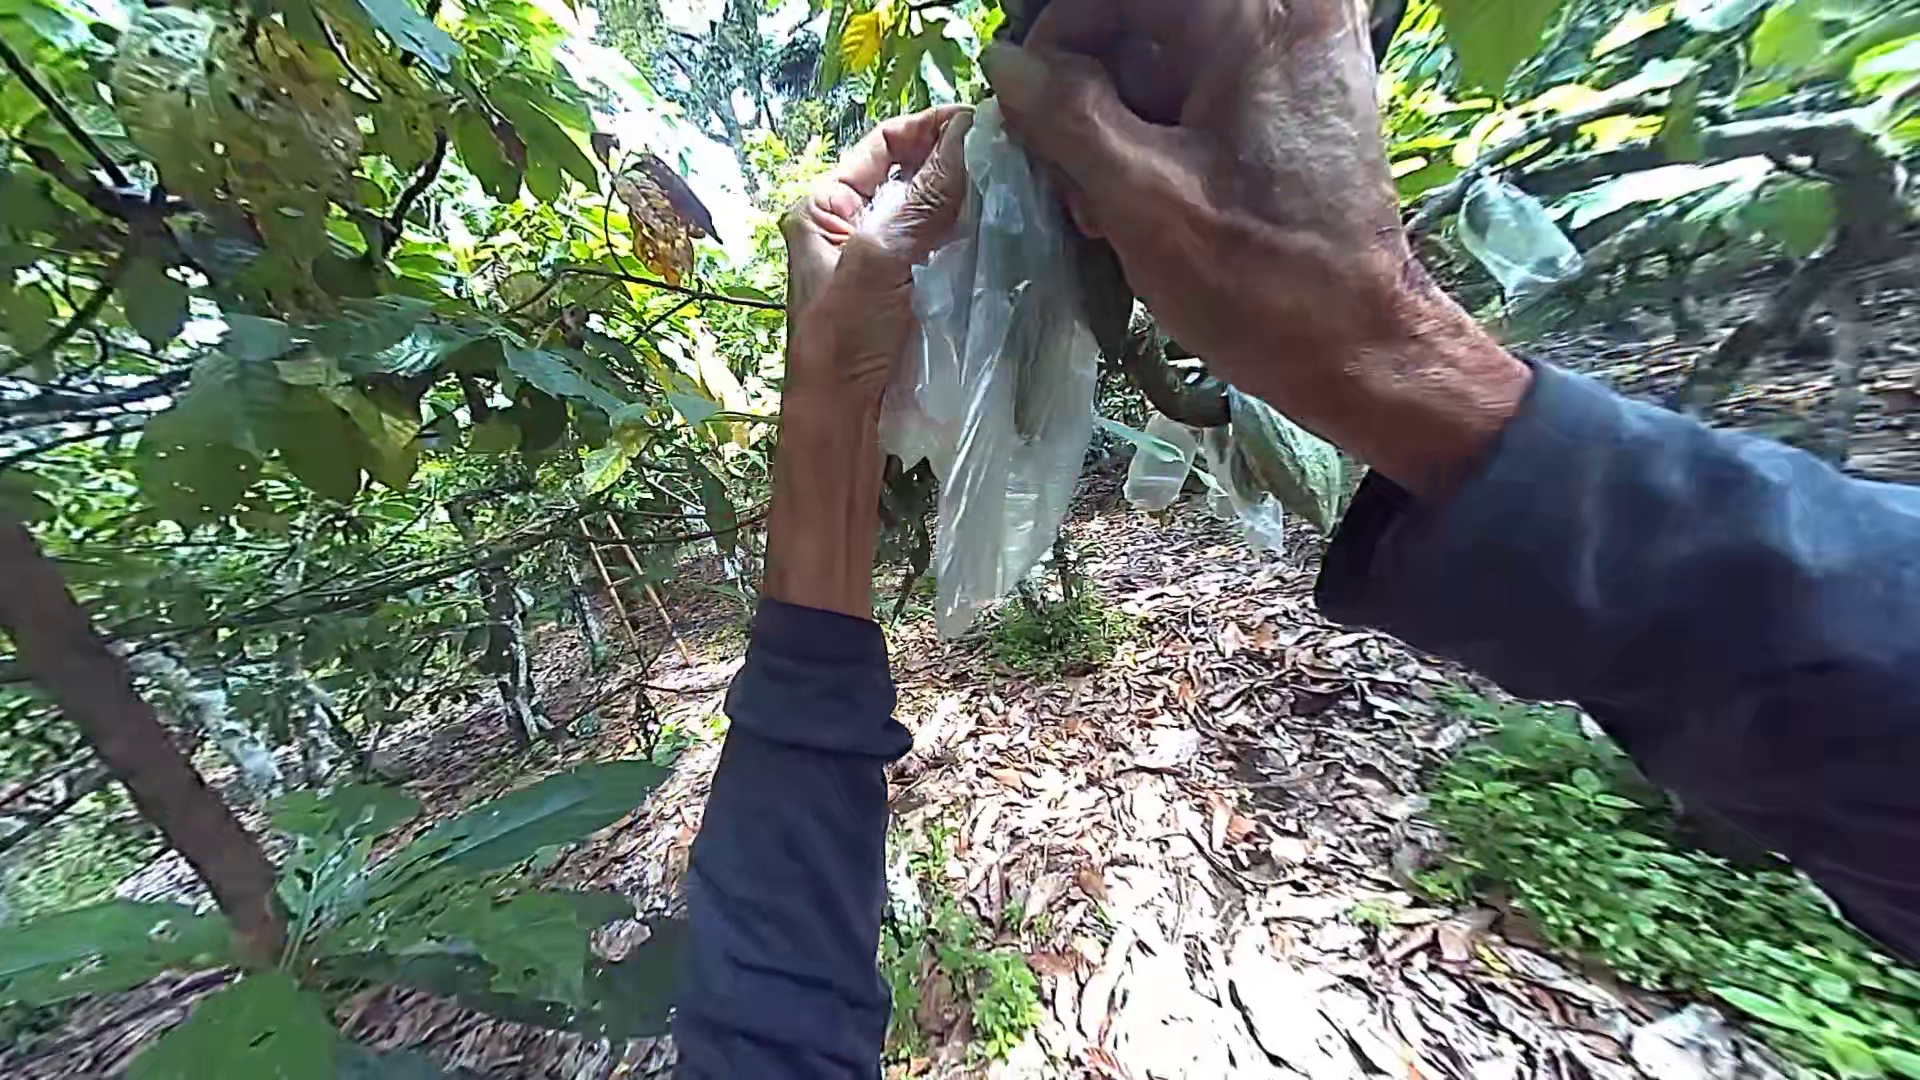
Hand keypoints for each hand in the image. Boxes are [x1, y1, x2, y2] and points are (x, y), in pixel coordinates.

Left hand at [766, 106, 971, 618]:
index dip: (932, 128)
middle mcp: (853, 230)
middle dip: (959, 168)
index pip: (885, 144)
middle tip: (1013, 159)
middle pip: (914, 180)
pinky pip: (944, 257)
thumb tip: (974, 131)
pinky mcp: (909, 298)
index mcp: (825, 207)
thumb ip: (926, 196)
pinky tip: (1002, 237)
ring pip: (934, 219)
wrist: (846, 419)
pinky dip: (970, 245)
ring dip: (970, 207)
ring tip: (1016, 192)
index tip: (986, 123)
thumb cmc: (846, 337)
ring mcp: (884, 267)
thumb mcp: (878, 257)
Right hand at [983, 0, 1530, 494]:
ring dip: (1114, 136)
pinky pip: (1195, 103)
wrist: (1342, 341)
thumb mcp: (1141, 199)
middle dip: (1086, 102)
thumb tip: (1006, 66)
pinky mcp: (1289, 106)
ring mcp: (1293, 58)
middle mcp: (1285, 12)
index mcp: (1253, 17)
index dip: (1055, 42)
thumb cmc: (1246, 279)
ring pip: (1163, 69)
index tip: (1022, 112)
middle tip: (1068, 183)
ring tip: (1101, 210)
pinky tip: (1137, 206)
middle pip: (1142, 28)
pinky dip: (1152, 149)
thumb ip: (1068, 118)